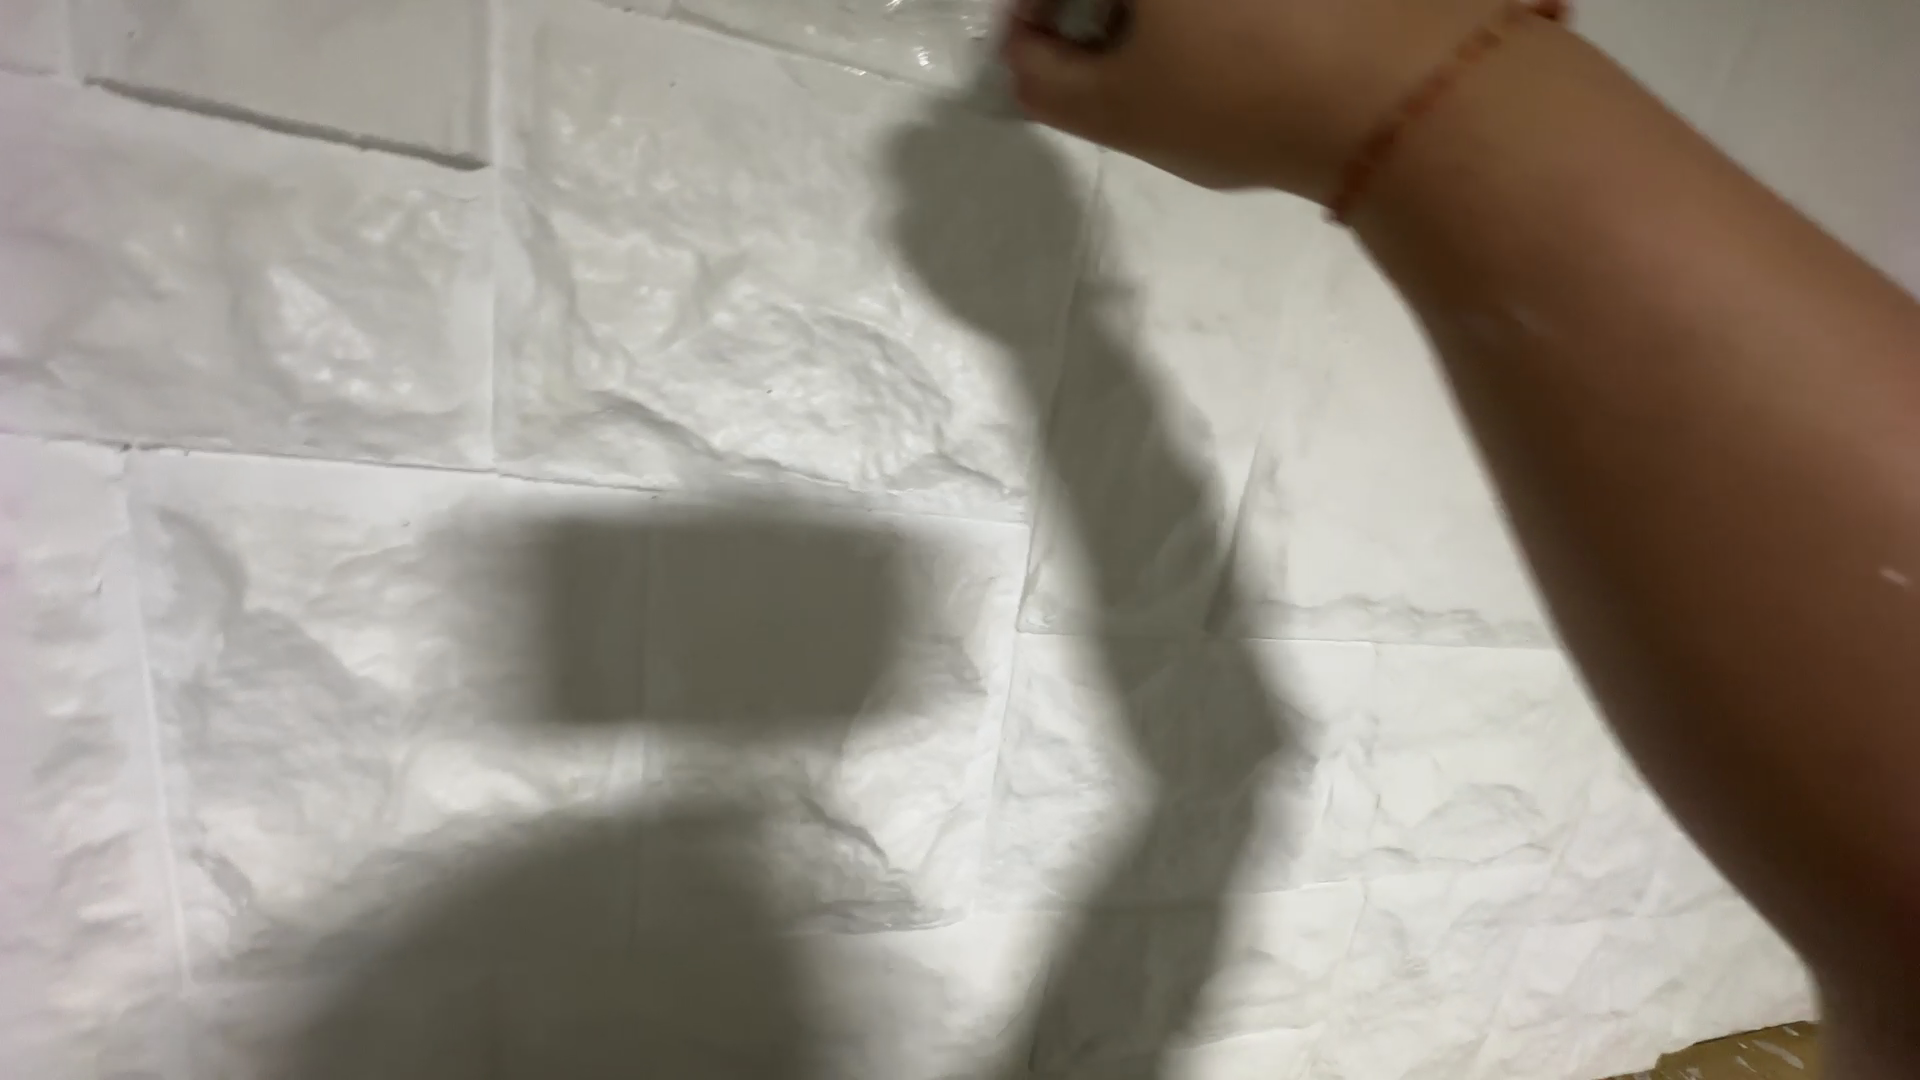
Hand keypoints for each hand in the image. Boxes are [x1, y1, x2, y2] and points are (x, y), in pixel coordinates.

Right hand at [1002, 0, 1506, 198]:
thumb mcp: (1120, 110)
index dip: (1036, 11)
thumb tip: (1022, 50)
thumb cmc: (1243, 99)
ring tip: (1180, 52)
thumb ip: (1043, 80)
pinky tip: (1236, 33)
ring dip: (1158, 11)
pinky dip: (1213, 13)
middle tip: (1109, 53)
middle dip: (1100, 8)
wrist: (1408, 94)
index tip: (1040, 52)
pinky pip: (1234, 0)